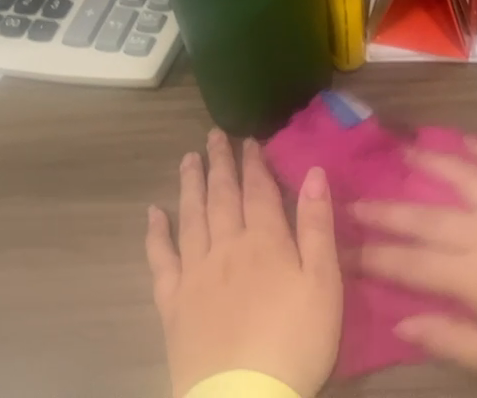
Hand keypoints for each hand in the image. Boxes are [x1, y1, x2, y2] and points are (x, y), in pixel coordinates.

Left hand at [145, 130, 341, 397]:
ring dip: (191, 186)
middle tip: (213, 136)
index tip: (250, 140)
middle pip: (222, 197)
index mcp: (266, 241)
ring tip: (188, 160)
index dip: (255, 164)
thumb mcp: (323, 282)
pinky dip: (157, 234)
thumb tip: (313, 172)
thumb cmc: (296, 340)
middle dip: (220, 164)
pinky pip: (161, 261)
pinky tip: (153, 214)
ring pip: (192, 219)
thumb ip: (317, 225)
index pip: (259, 191)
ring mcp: (195, 275)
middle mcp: (227, 248)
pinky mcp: (173, 304)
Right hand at [352, 136, 476, 383]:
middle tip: (354, 200)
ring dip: (433, 162)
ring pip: (465, 176)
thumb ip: (447, 336)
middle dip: (387, 210)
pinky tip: (469, 139)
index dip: (375, 256)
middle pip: (428, 216)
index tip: (344, 249)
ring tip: (405, 150)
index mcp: (473, 274)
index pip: (411, 263)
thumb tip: (402, 322)